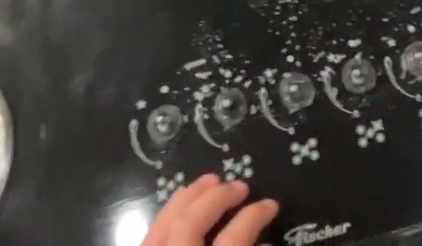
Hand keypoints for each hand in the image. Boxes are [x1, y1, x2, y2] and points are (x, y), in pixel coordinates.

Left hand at [140, 175, 278, 245]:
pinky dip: (168, 212)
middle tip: (241, 186)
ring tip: (212, 181)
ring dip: (190, 197)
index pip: (232, 240)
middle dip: (217, 198)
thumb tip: (265, 242)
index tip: (271, 204)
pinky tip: (182, 202)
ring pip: (163, 224)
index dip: (254, 218)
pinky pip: (150, 234)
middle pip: (189, 224)